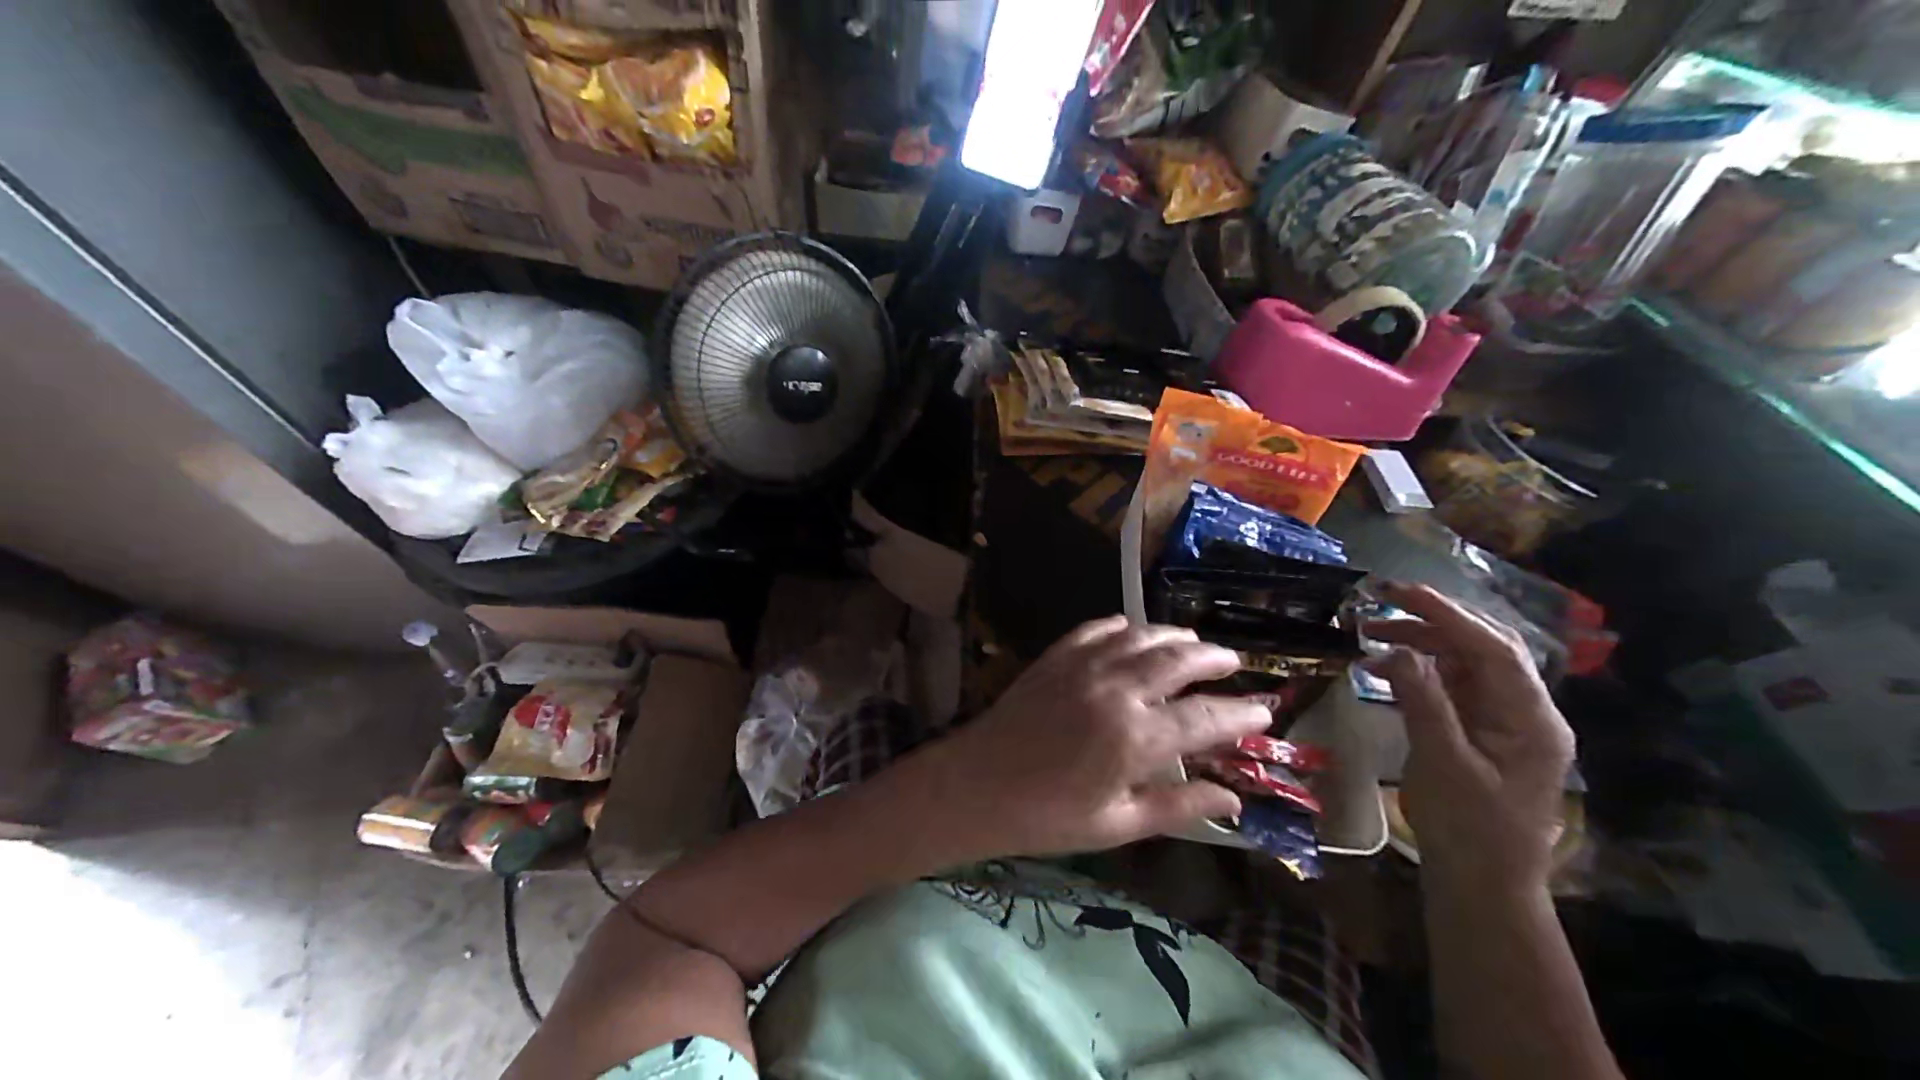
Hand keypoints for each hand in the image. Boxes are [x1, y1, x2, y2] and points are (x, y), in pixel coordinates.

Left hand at [900, 616, 1271, 861]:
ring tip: (1193, 643)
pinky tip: (1133, 631)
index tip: (1265, 711)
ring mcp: (1084, 667)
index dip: (1242, 713)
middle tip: (1233, 662)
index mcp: (1137, 738)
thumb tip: (1234, 800)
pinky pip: (1098, 629)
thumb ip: (1178, 806)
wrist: (973, 787)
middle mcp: (1117, 690)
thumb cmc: (1047, 817)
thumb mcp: (1118, 825)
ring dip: (1175, 636)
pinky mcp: (1055, 658)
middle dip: (1215, 659)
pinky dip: (1123, 626)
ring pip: (1143, 637)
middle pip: (1180, 661)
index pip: (1207, 717)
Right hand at [1364, 583, 1574, 894]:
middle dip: (1433, 619)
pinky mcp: (1482, 731)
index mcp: (1531, 719)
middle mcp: (1526, 711)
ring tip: (1370, 634)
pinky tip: (1386, 667)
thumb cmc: (1469, 829)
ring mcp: (1504, 720)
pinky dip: (1420, 669)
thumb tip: (1397, 650)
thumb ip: (1424, 702)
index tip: (1398, 592)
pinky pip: (1454, 685)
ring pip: (1467, 662)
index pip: (1493, 648)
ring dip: (1422, 642)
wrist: (1484, 883)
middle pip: (1485, 646)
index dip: (1446, 614)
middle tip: (1379, 602)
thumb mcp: (1442, 764)